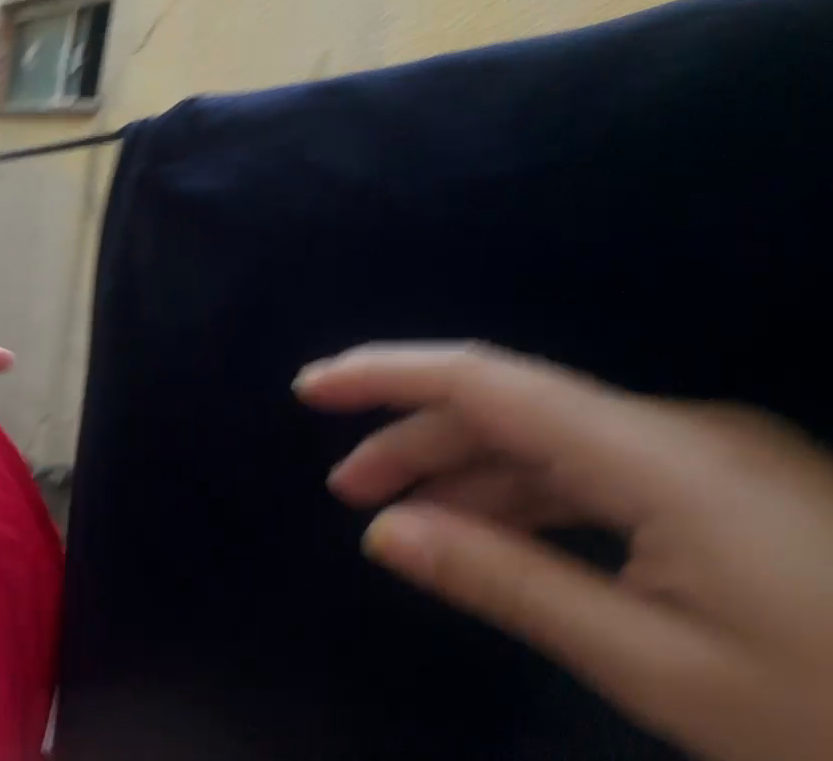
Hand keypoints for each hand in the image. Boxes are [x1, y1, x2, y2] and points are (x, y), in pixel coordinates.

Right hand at [295, 344, 832, 760]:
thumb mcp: (660, 666)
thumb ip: (509, 583)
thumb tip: (385, 531)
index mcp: (659, 457)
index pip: (486, 381)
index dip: (385, 374)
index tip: (309, 389)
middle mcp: (679, 432)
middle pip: (510, 407)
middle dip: (415, 440)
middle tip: (346, 490)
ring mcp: (712, 458)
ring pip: (552, 441)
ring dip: (468, 472)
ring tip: (404, 518)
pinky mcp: (733, 489)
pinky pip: (598, 473)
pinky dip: (528, 497)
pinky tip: (499, 534)